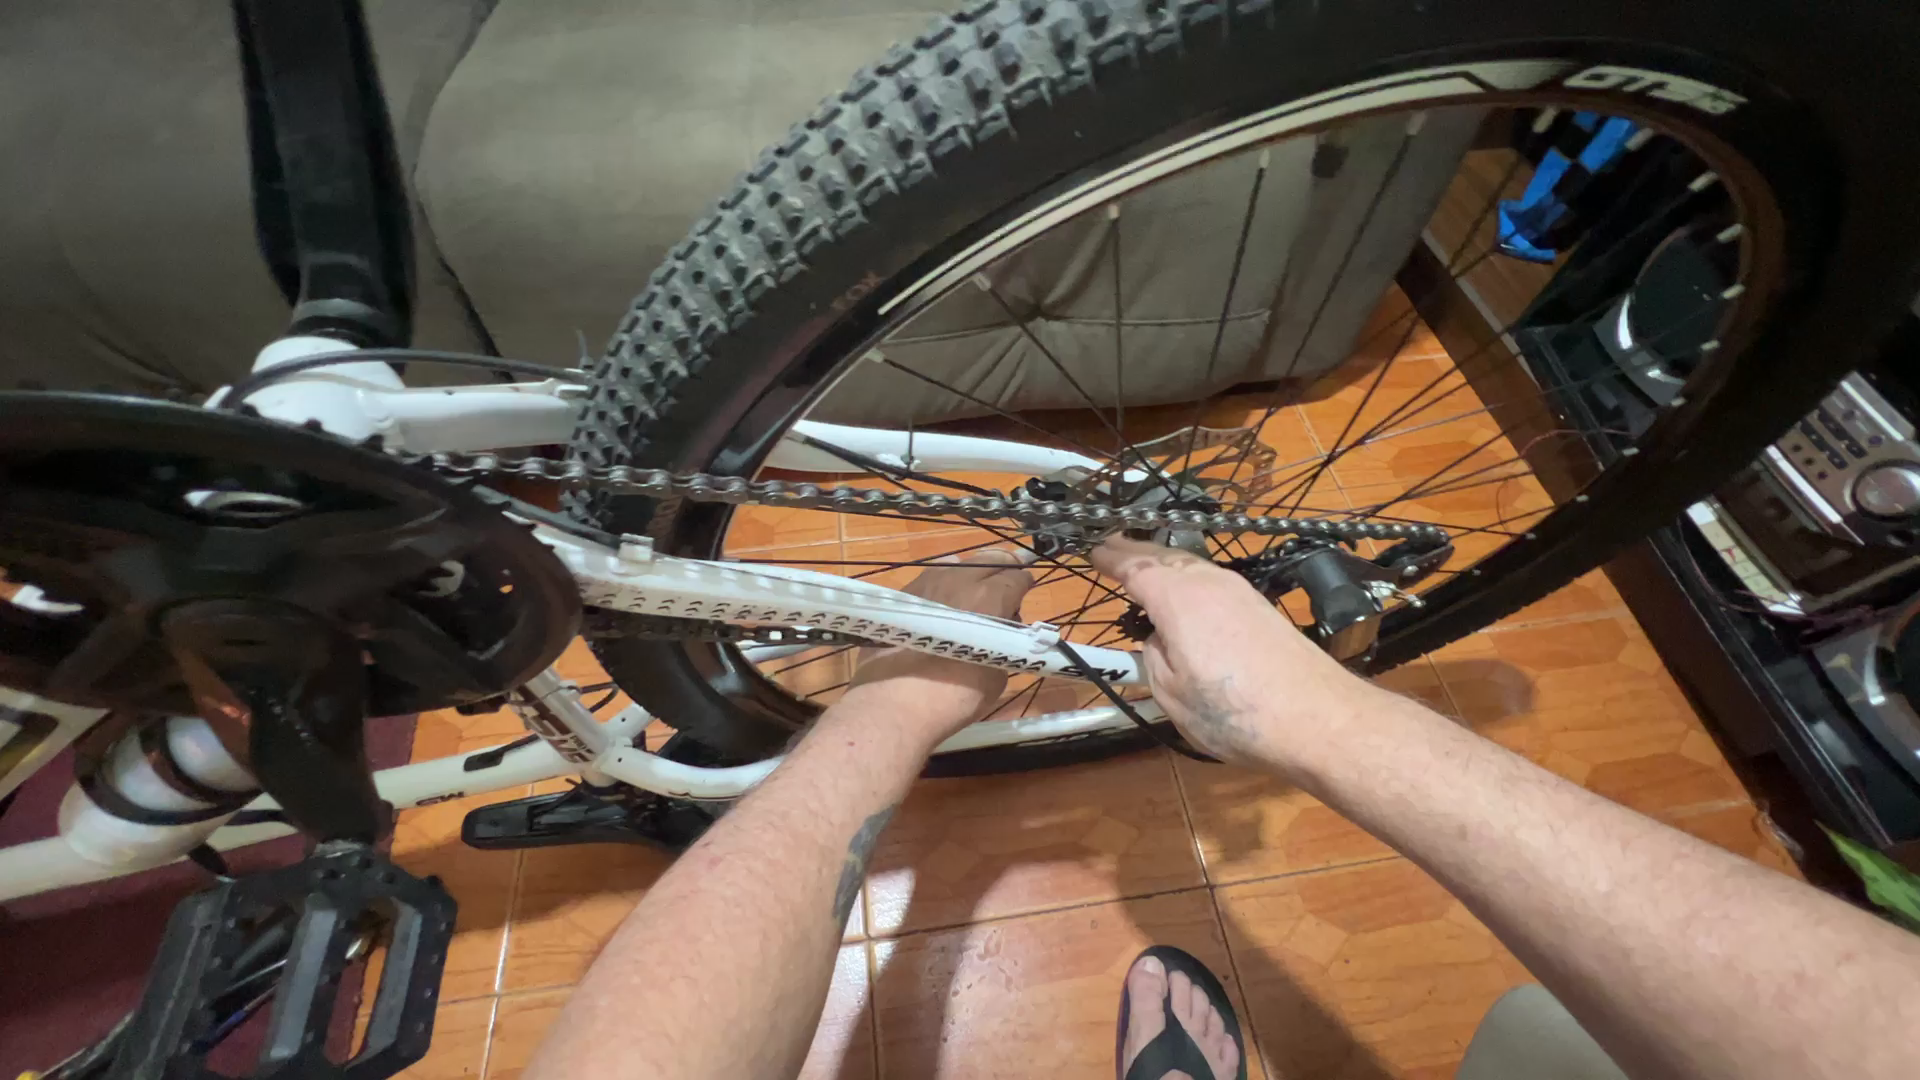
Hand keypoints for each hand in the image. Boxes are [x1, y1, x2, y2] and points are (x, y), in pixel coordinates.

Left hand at [842, 548, 1035, 749]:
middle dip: (1002, 569)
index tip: (1023, 594)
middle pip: (990, 559)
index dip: (1024, 585)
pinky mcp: (903, 593)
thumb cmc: (956, 695)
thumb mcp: (998, 673)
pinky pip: (931, 576)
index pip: (1018, 577)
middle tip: (1004, 586)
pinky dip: (943, 584)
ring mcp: (928, 582)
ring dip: (971, 574)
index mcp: (991, 598)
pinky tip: (942, 601)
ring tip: (971, 593)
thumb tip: (1000, 630)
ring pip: (958, 564)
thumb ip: (1004, 642)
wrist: (896, 701)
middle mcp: (961, 580)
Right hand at [1089, 536, 1366, 768]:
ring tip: (1142, 563)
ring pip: (1188, 563)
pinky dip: (1185, 574)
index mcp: (1177, 598)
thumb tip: (1158, 638)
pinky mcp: (1259, 605)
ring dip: (1161, 560)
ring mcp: (1238, 590)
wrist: (1319, 717)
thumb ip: (1152, 658)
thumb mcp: (1171, 694)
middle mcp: (1207, 582)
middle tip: (1110, 546)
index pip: (1133, 567)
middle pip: (1162, 555)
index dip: (1109, 557)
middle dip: (1134, 550)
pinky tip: (1184, 588)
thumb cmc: (1234, 711)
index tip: (1090, 550)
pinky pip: (1208, 576)